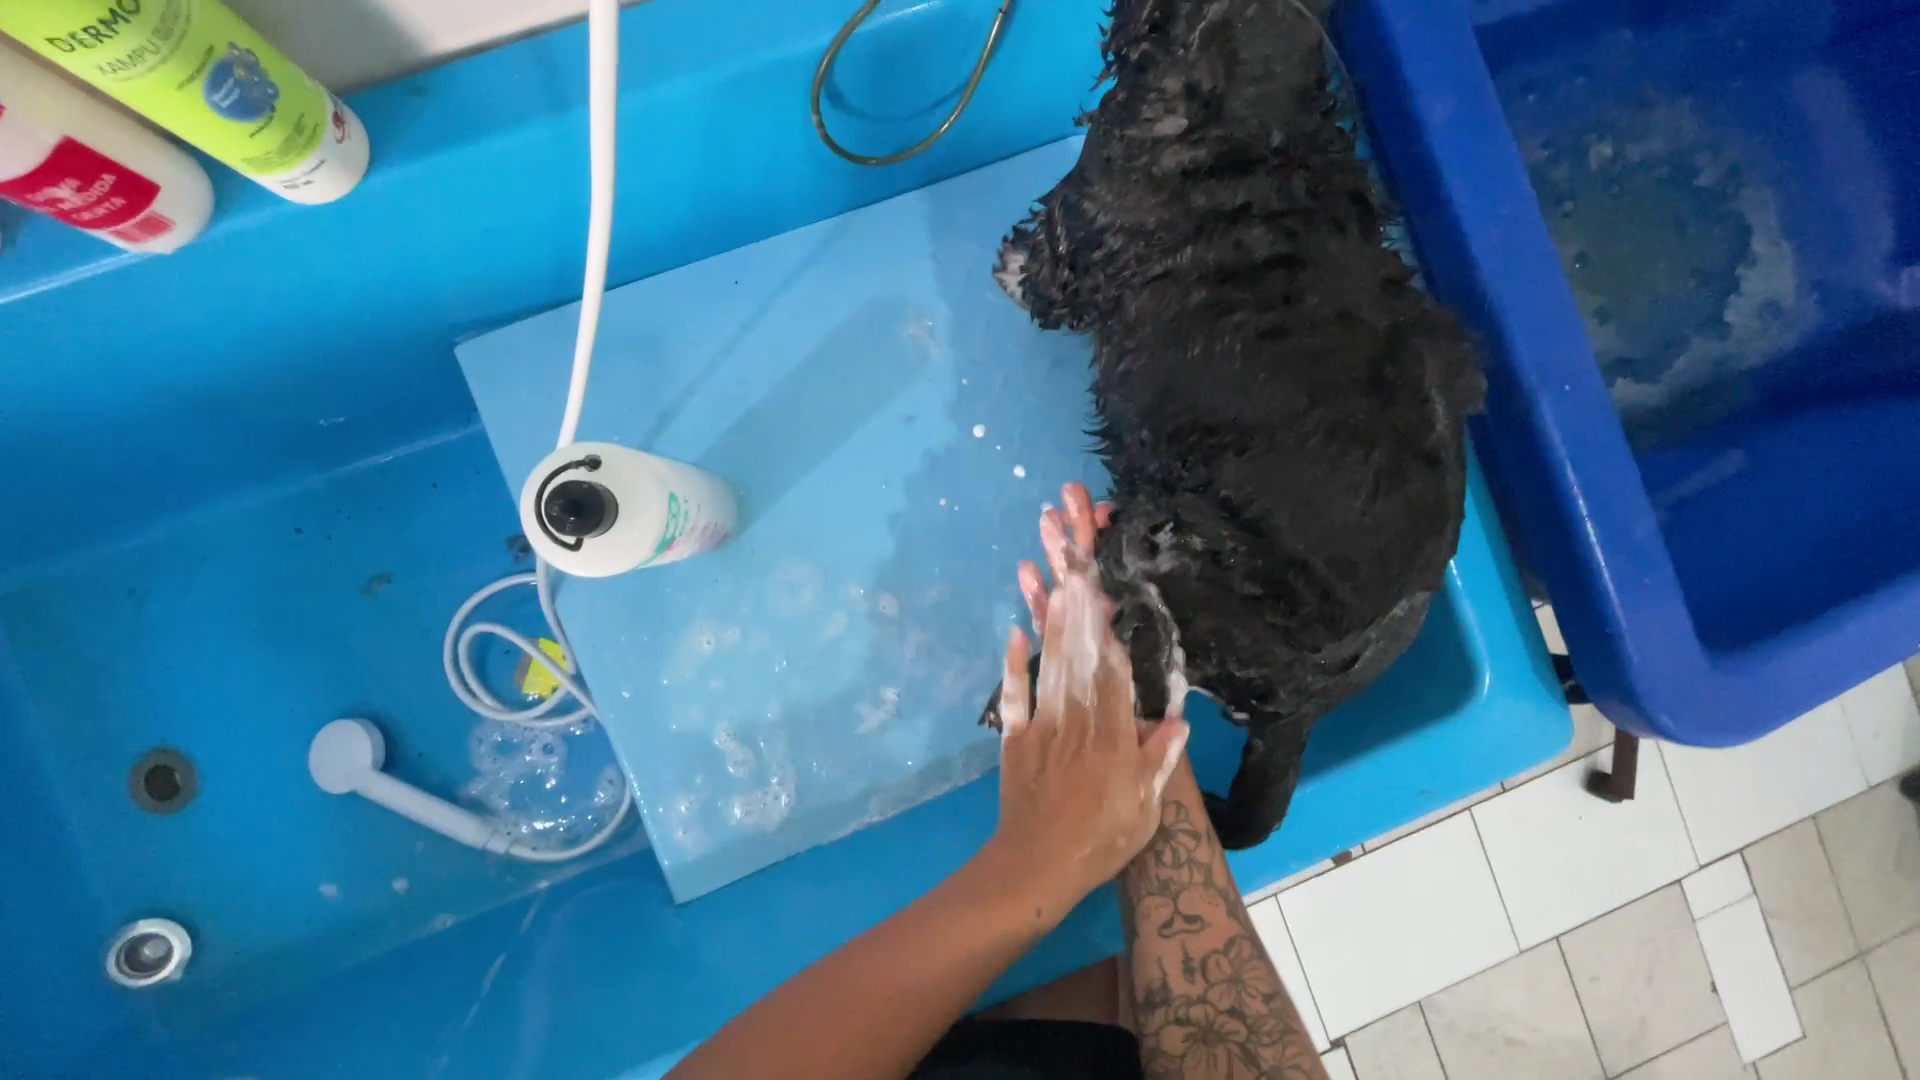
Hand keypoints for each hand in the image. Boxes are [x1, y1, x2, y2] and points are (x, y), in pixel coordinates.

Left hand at [987, 484, 1189, 913]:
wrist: (1038, 867)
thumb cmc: (1101, 839)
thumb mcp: (1145, 807)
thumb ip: (1159, 759)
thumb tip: (1178, 717)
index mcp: (1111, 733)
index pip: (1111, 667)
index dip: (1105, 621)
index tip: (1101, 578)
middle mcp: (1075, 717)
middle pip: (1076, 648)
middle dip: (1073, 595)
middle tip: (1067, 547)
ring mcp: (1041, 723)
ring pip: (1047, 660)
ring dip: (1045, 613)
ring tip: (1042, 566)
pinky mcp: (1015, 736)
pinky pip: (1013, 694)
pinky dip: (1013, 660)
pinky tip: (1013, 625)